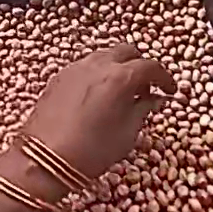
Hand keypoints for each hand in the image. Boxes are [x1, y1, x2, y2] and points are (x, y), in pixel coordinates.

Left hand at [20, 43, 174, 180]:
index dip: (164, 78)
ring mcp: (75, 68)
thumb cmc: (90, 151)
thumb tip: (152, 99)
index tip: (169, 90)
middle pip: (126, 52)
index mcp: (119, 77)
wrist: (43, 159)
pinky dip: (99, 74)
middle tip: (147, 88)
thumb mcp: (127, 134)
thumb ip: (143, 110)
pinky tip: (100, 96)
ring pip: (104, 56)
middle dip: (140, 66)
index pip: (150, 66)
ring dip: (118, 68)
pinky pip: (85, 67)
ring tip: (123, 93)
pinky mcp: (59, 77)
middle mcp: (97, 65)